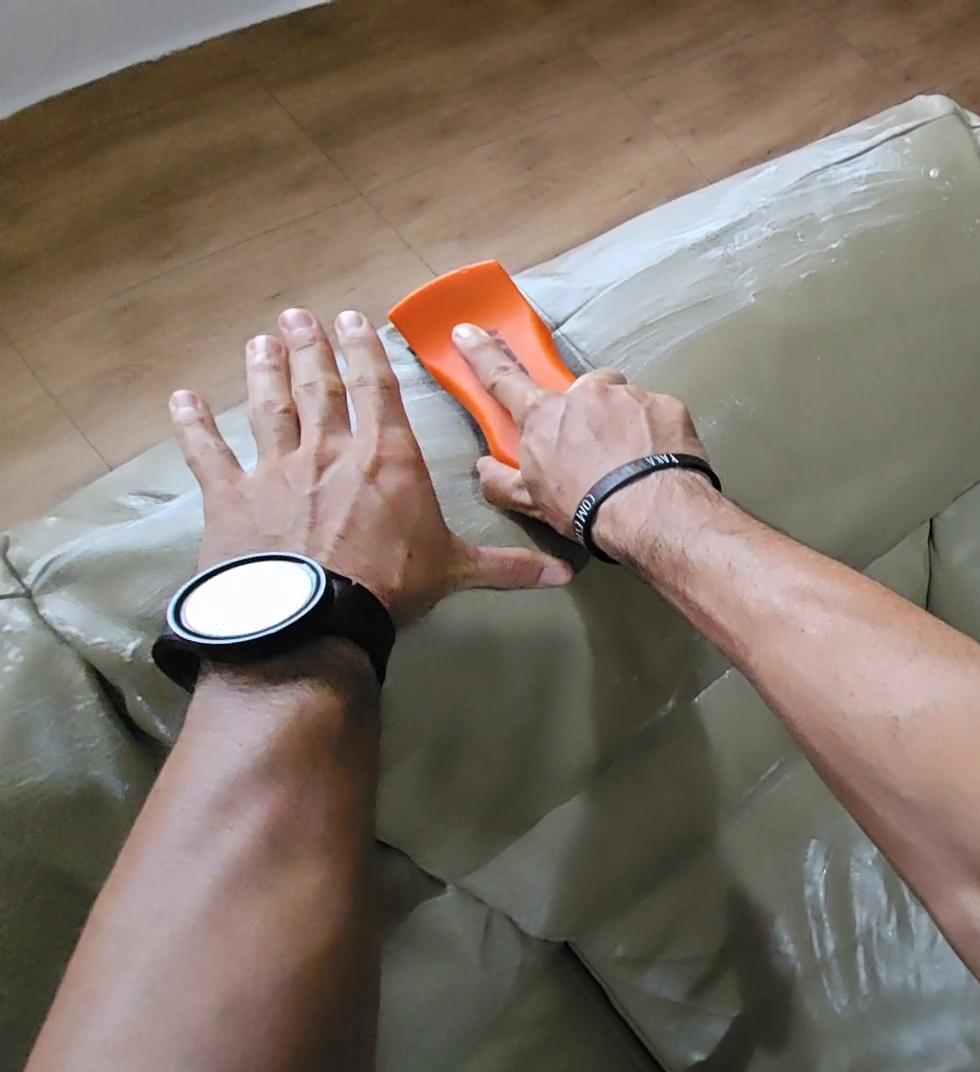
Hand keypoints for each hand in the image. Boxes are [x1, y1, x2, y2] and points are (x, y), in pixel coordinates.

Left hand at [168, 308, 572, 626]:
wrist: (314, 615)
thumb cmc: (394, 582)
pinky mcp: (231, 496)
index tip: (351, 320)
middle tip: (299, 316)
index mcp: (390, 460)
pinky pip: (207, 452)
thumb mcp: (459, 570)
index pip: (378, 393)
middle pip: (321, 388)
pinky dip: (193, 424)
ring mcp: (276, 469)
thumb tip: (566, 574)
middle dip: (311, 349)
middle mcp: (332, 451)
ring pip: (270, 407)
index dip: (365, 354)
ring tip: (260, 339)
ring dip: (264, 370)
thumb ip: (510, 566)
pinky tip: (183, 399)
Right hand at [450, 323, 715, 562]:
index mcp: (546, 414)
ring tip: (637, 455)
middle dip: (591, 408)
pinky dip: (660, 430)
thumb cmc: (587, 509)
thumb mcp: (533, 502)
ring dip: (628, 418)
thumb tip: (484, 468)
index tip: (467, 333)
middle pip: (585, 388)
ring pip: (626, 398)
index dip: (483, 355)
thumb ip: (502, 482)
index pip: (504, 379)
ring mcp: (632, 396)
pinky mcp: (670, 405)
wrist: (652, 512)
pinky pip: (661, 412)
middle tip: (602, 443)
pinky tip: (664, 456)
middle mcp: (588, 394)